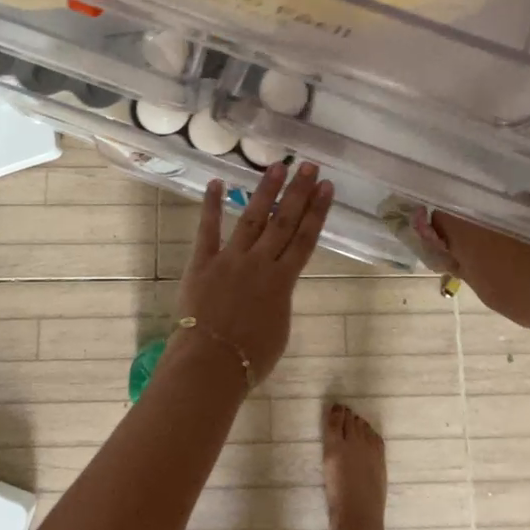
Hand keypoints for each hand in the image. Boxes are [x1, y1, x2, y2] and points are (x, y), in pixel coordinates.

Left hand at [174, 163, 334, 386]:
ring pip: (252, 218)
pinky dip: (212, 206)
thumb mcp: (279, 329)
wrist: (212, 363)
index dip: (317, 211)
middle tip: (308, 166)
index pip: (305, 239)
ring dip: (265, 190)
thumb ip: (278, 300)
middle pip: (283, 221)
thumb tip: (275, 285)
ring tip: (276, 166)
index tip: (327, 186)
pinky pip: (208, 230)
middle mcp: (259, 263)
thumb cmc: (251, 358)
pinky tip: (217, 183)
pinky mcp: (202, 262)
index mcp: (282, 281)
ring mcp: (230, 259)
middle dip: (298, 192)